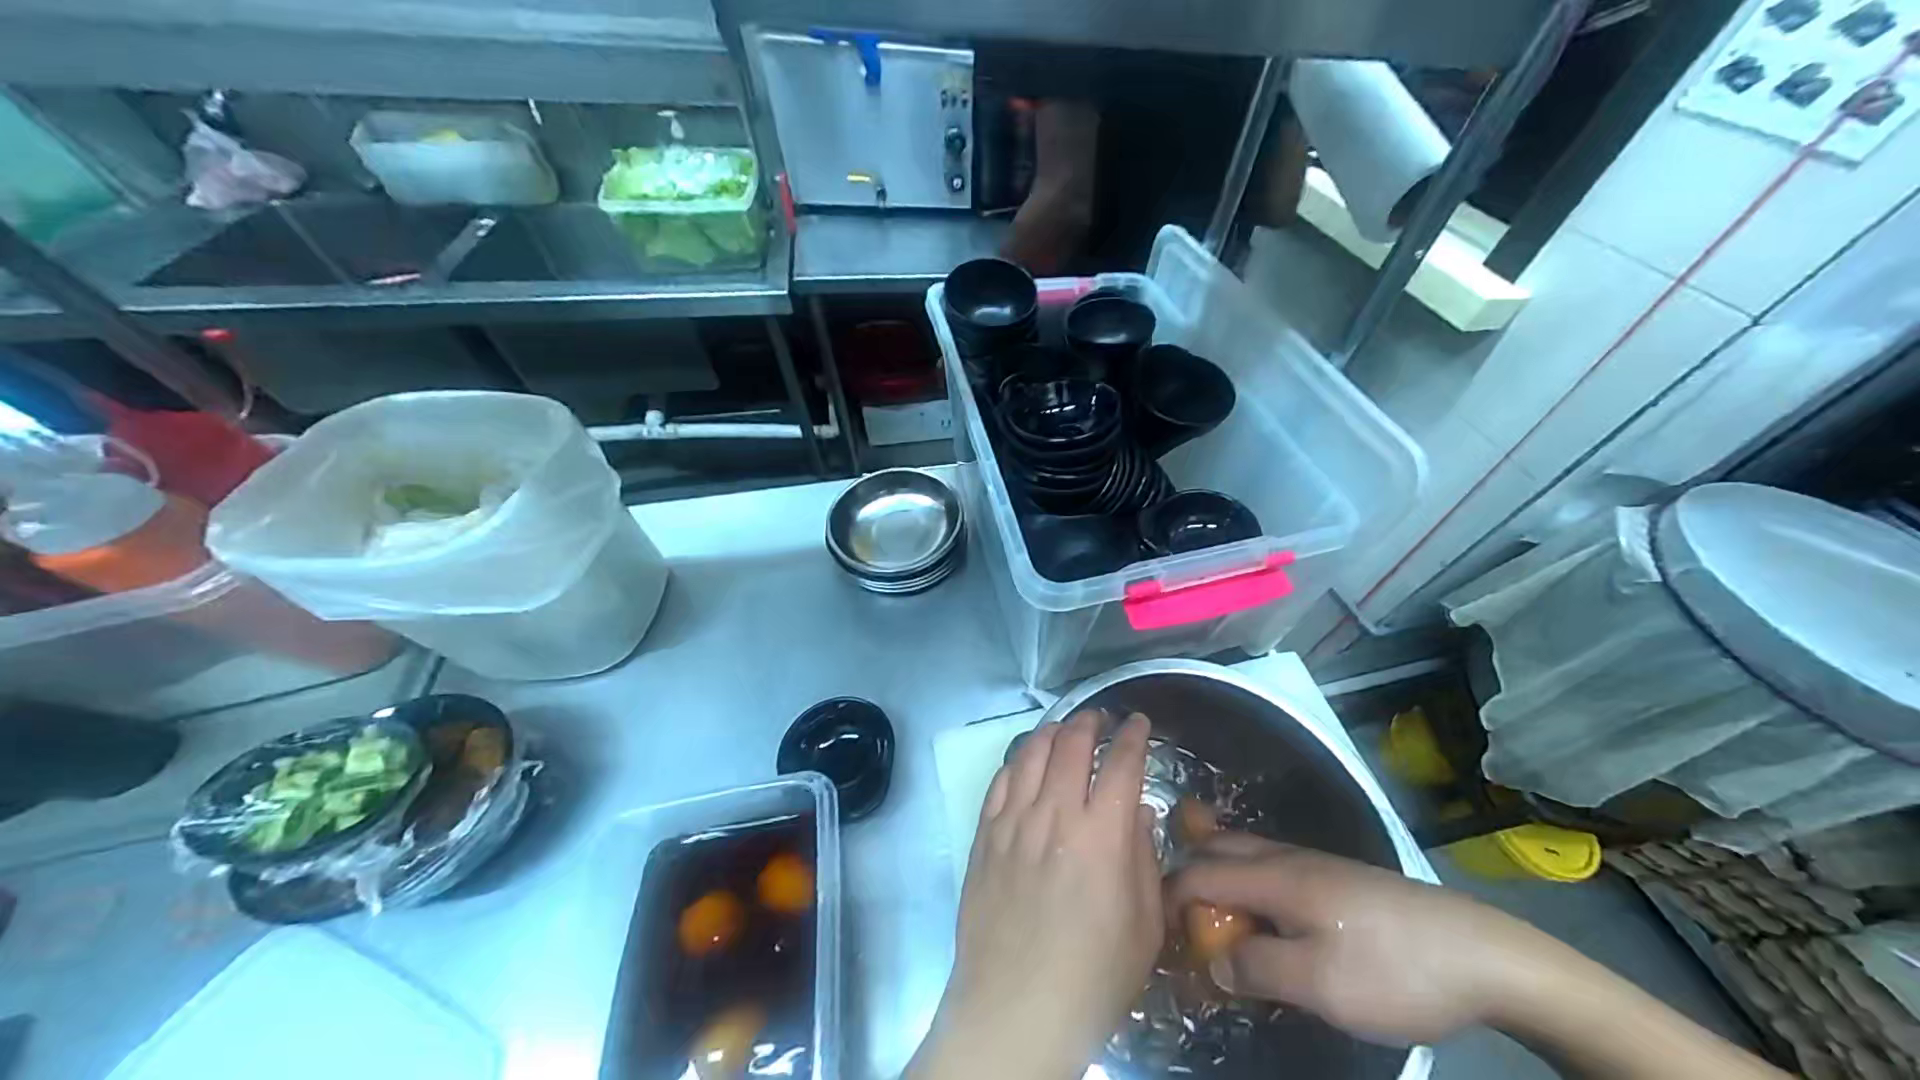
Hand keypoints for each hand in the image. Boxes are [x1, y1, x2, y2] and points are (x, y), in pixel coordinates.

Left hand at [909, 710, 1163, 1079]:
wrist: (1015, 1008)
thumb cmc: (1093, 977)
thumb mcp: (1143, 927)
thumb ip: (1142, 858)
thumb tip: (1136, 811)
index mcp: (1101, 835)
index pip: (1121, 764)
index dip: (1134, 736)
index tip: (1140, 722)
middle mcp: (1054, 815)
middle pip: (1071, 745)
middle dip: (1091, 722)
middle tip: (1101, 718)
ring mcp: (1013, 822)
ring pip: (1031, 753)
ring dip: (1052, 732)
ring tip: (1064, 728)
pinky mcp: (984, 835)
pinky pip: (999, 781)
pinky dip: (1016, 761)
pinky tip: (1024, 761)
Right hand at [1168, 833, 1539, 1044]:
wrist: (1485, 955)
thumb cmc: (1394, 969)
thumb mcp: (1320, 983)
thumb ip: (1256, 967)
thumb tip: (1214, 962)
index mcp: (1274, 876)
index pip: (1199, 872)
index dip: (1171, 898)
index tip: (1160, 933)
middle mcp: (1287, 858)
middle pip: (1218, 849)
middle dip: (1190, 876)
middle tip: (1183, 922)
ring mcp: (1316, 864)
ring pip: (1247, 855)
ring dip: (1221, 880)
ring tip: (1219, 923)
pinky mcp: (1339, 879)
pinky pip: (1273, 869)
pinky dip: (1251, 886)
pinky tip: (1269, 921)